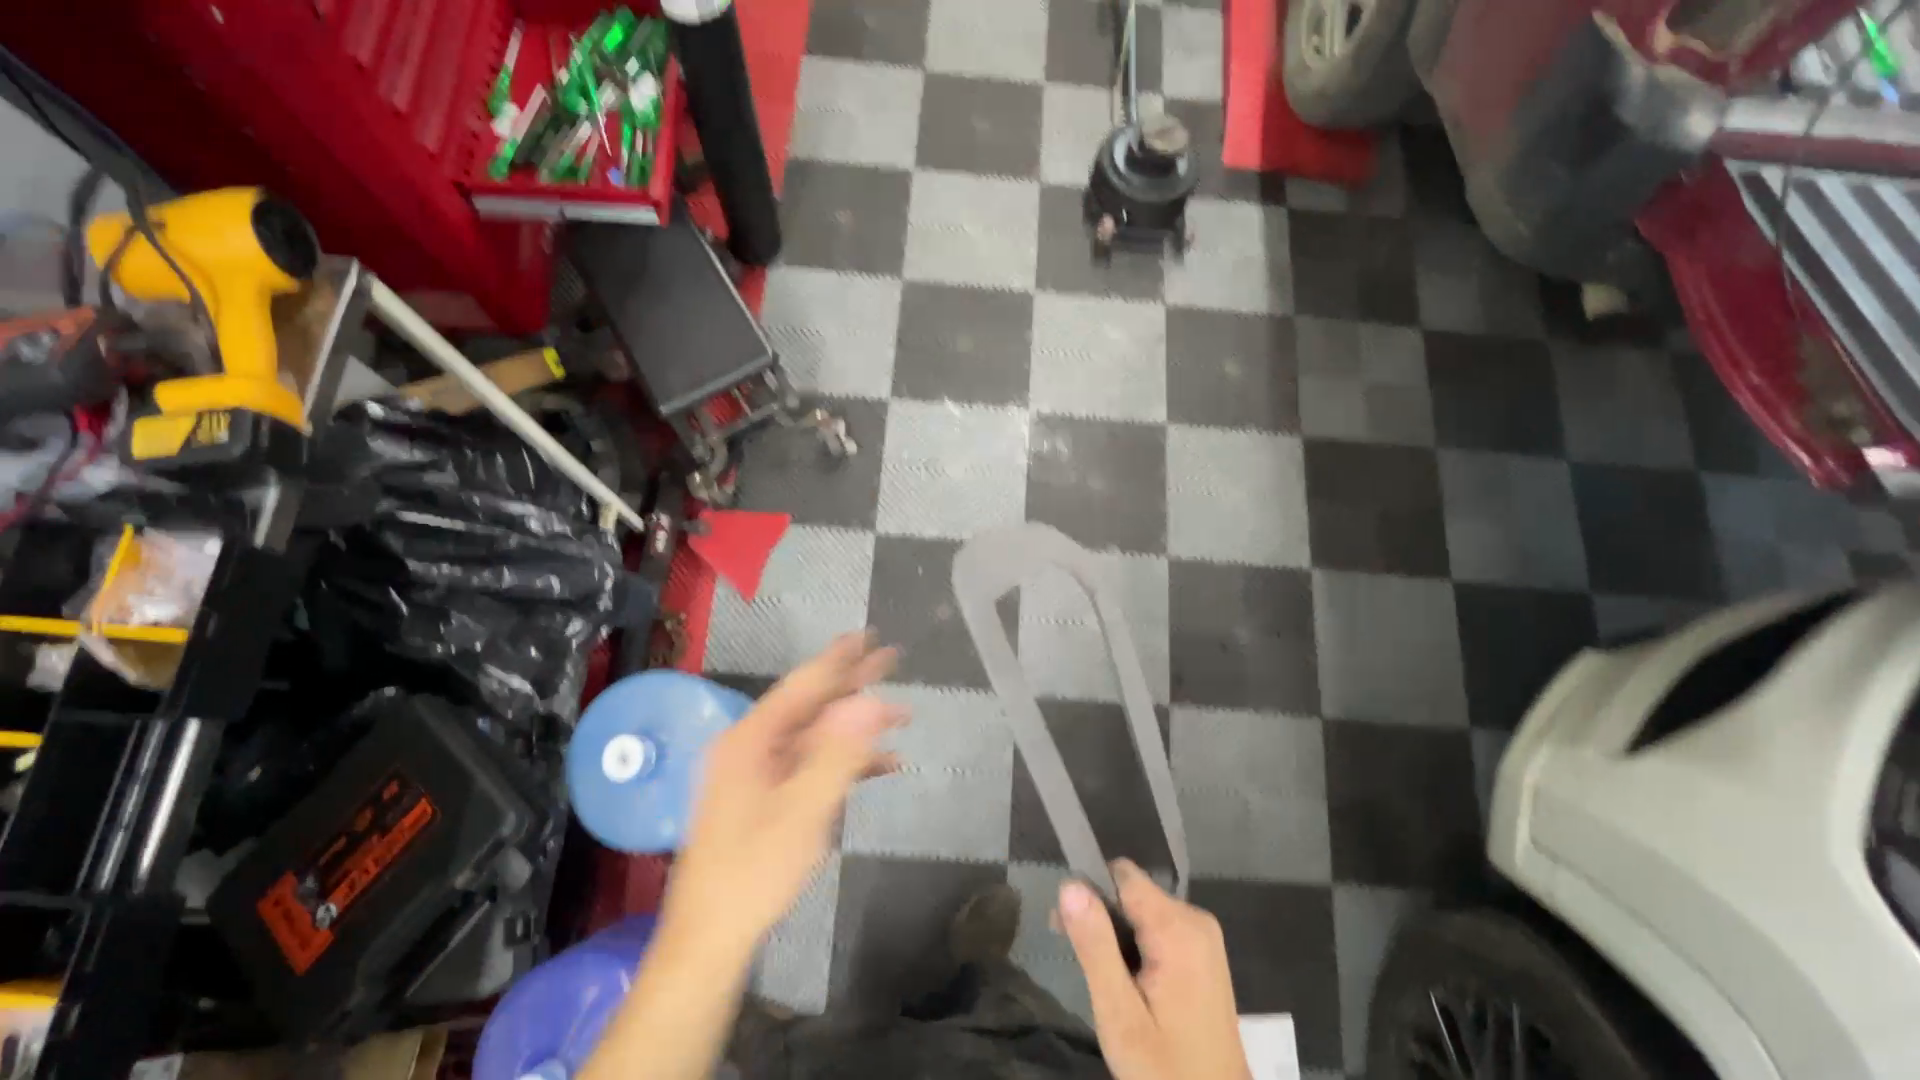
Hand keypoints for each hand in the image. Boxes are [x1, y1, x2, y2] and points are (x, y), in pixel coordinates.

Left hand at [661, 633, 903, 955]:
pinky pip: (809, 767)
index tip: (868, 635)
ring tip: (902, 717)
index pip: (802, 686)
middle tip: (892, 661)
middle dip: (854, 687)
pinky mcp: (765, 799)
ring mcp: (757, 774)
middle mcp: (750, 747)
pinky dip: (843, 764)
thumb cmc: (754, 870)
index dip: (838, 659)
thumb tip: (869, 703)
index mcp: (750, 740)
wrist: (711, 934)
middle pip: (809, 706)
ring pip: (813, 737)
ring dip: (856, 729)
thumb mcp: (803, 811)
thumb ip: (838, 755)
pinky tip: (881, 768)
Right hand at [1058, 860, 1250, 1079]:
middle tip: (1080, 965)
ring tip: (1104, 982)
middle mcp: (1196, 920)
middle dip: (1100, 918)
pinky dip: (1137, 948)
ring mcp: (1203, 937)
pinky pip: (1159, 930)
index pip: (1123, 876)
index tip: (1065, 928)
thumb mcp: (1119, 1012)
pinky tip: (1129, 985)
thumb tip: (1070, 885)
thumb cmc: (1164, 1068)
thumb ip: (1095, 945)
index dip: (1089, 894)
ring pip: (1143, 911)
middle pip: (1132, 892)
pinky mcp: (1203, 955)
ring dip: (1117, 936)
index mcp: (1178, 928)